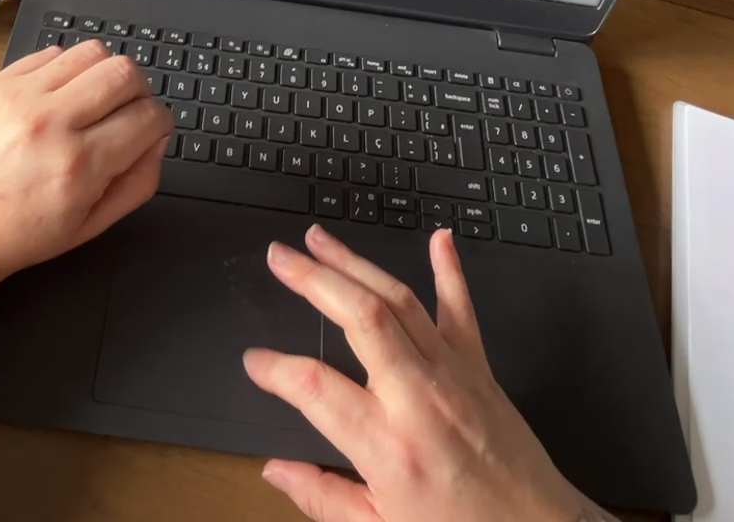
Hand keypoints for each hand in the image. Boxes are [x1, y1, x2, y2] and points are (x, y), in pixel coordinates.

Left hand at [0, 39, 170, 308]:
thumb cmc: (19, 233)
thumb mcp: (92, 225)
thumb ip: (139, 181)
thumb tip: (159, 138)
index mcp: (78, 166)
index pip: (148, 116)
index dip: (160, 123)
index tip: (151, 131)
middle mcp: (51, 123)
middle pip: (125, 71)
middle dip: (139, 92)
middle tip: (128, 113)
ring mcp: (21, 96)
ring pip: (93, 51)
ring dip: (105, 73)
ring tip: (95, 101)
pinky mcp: (0, 82)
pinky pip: (54, 52)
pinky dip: (68, 70)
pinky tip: (61, 98)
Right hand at [243, 225, 613, 521]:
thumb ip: (322, 498)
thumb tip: (273, 470)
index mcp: (390, 447)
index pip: (315, 389)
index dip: (275, 369)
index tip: (254, 360)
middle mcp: (419, 399)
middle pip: (361, 317)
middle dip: (314, 278)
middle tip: (279, 256)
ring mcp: (452, 373)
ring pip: (399, 300)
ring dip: (354, 263)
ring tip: (319, 239)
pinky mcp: (479, 366)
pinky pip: (461, 308)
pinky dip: (450, 269)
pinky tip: (439, 238)